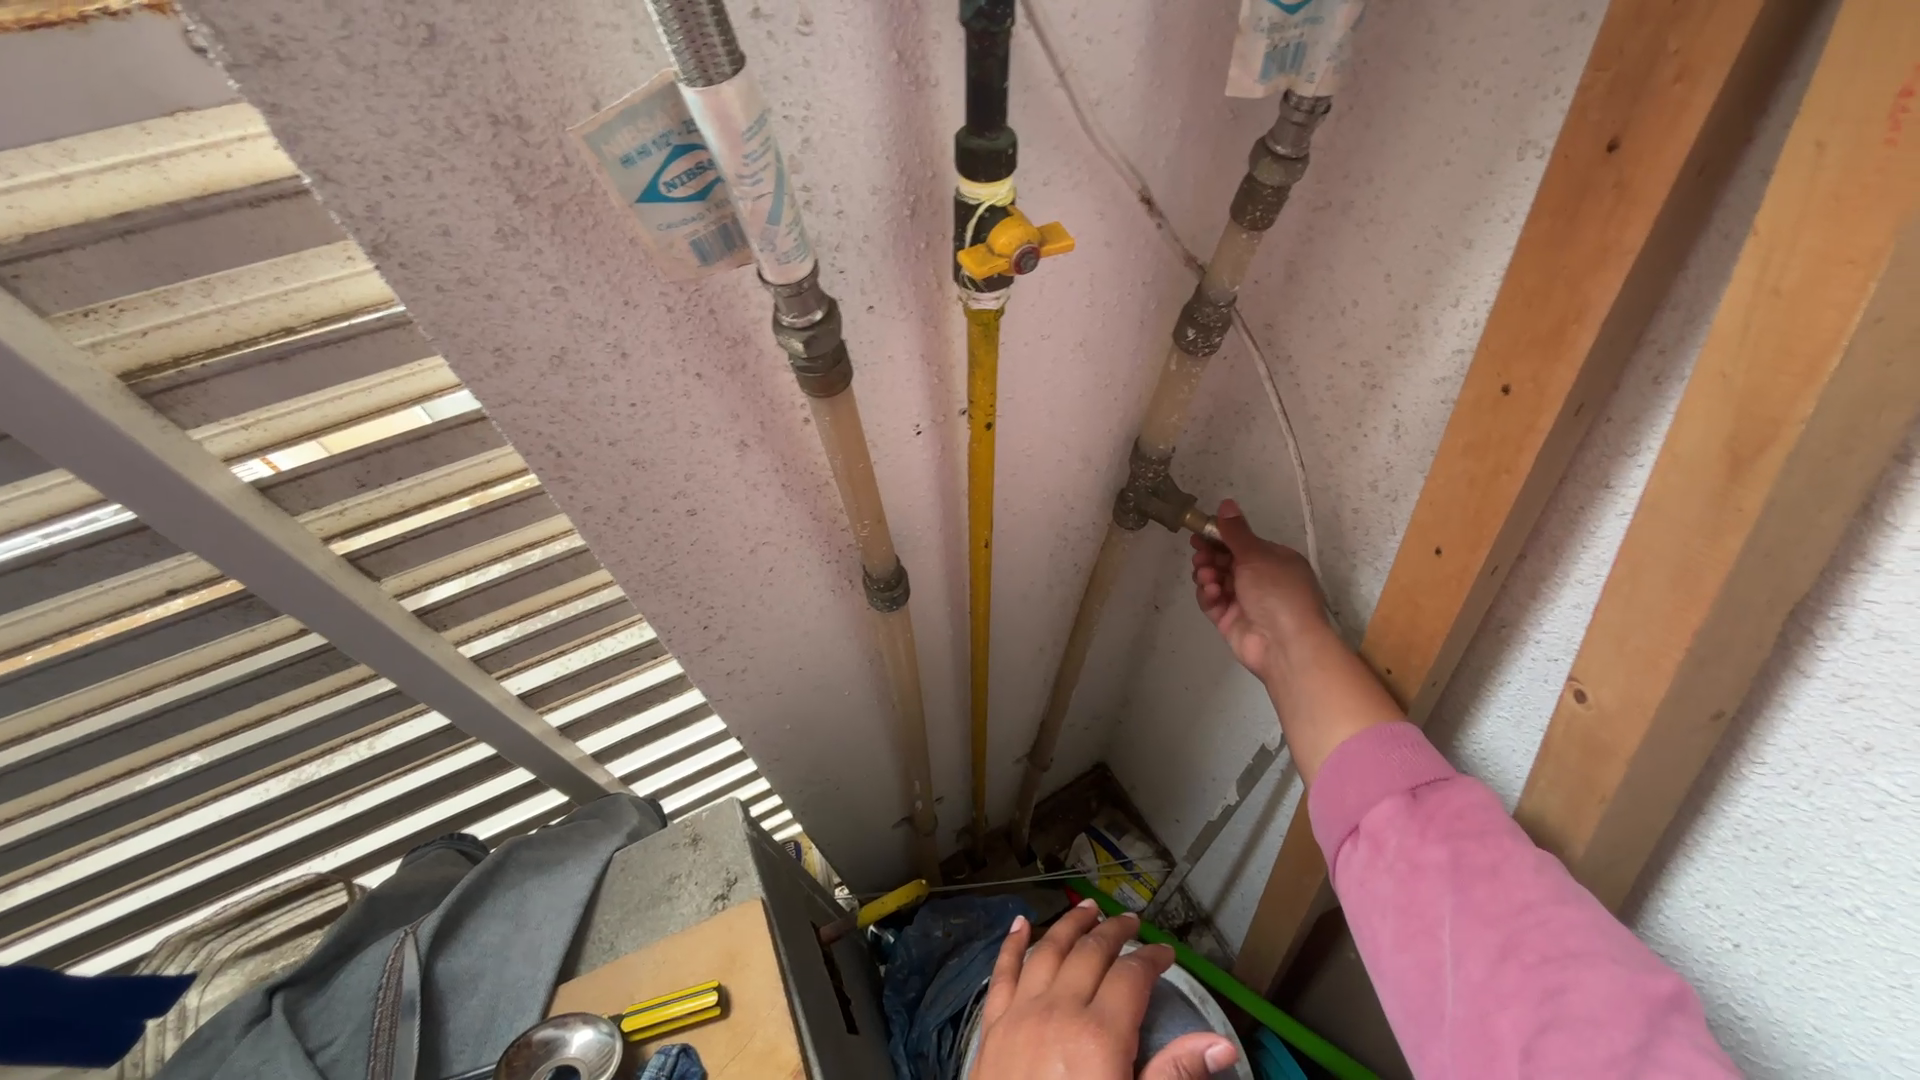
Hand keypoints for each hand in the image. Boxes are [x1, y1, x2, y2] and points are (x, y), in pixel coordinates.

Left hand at [970, 901, 1237, 1079]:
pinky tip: (1019, 923)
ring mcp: (1022, 1014)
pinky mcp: (993, 1025)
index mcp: (1100, 1034)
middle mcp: (1060, 1011)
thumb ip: (1174, 1073)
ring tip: (1088, 907)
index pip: (1131, 976)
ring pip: (1048, 951)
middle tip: (1131, 922)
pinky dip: (1012, 944)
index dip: (1152, 959)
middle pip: (1090, 954)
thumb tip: (1221, 1043)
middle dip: (1114, 932)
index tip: (1166, 953)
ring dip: (1070, 925)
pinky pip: (1003, 973)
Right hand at [1190, 498, 1326, 683]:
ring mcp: (1244, 601)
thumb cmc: (1277, 591)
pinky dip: (1208, 595)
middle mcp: (1260, 579)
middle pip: (1226, 561)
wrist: (1285, 643)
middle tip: (1199, 553)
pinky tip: (1211, 592)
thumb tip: (1227, 503)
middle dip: (1210, 556)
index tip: (1200, 533)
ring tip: (1207, 575)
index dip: (1220, 538)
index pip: (1242, 544)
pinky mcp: (1230, 620)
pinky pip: (1212, 602)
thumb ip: (1236, 532)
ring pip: (1216, 580)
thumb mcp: (1257, 555)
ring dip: (1208, 574)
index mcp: (1274, 560)